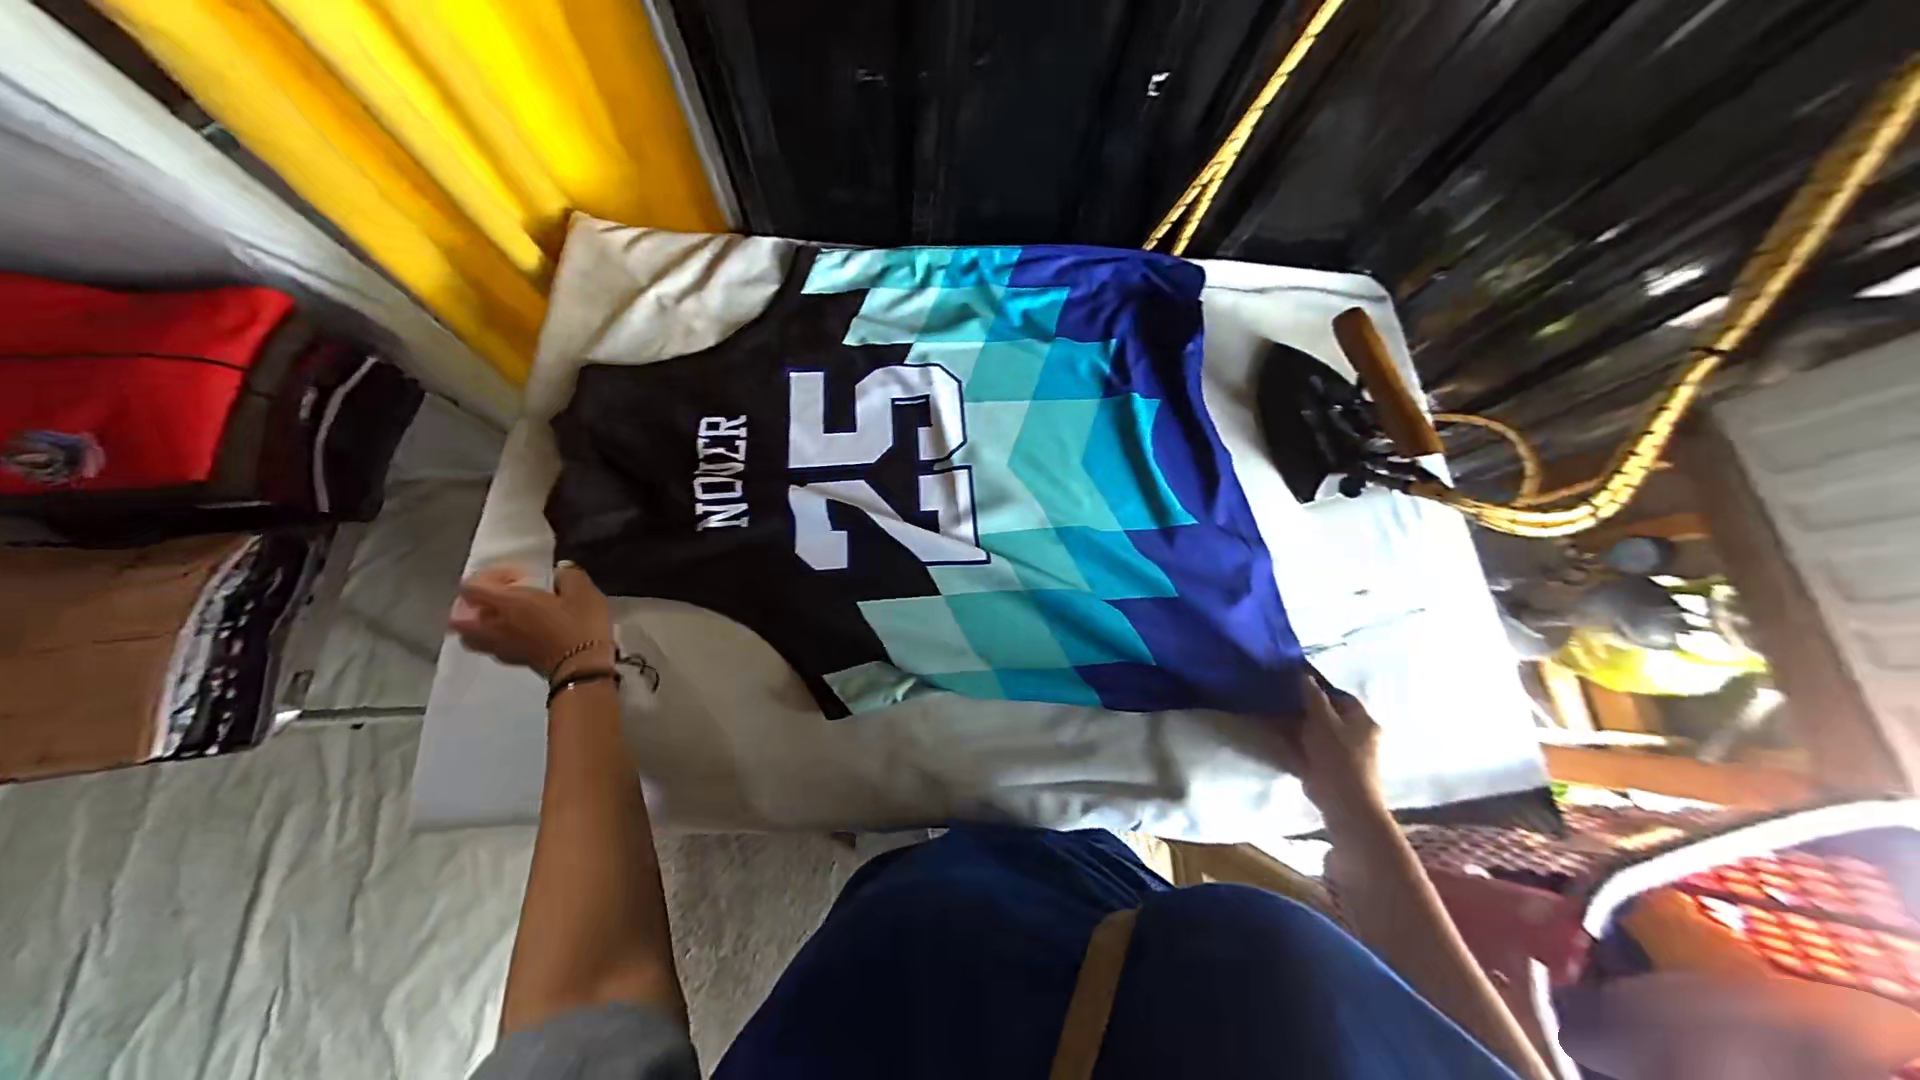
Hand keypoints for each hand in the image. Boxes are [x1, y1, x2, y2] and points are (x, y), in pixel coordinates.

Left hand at [450, 560, 614, 677]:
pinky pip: (490, 647)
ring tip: (502, 618)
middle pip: (459, 617)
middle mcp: (494, 625)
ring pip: (470, 637)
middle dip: (472, 605)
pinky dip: (495, 639)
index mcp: (507, 603)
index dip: (488, 576)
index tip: (517, 575)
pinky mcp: (512, 661)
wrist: (585, 667)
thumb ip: (568, 575)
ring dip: (478, 625)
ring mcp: (500, 647)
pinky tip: (518, 634)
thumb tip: (560, 570)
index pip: (471, 587)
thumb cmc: (580, 624)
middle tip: (498, 598)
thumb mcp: (582, 591)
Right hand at [1287, 674, 1388, 832]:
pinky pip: (1312, 749)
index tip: (1292, 685)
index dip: (1317, 688)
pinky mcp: (1332, 770)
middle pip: (1328, 714)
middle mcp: (1358, 735)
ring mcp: (1346, 754)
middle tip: (1279, 701)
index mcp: (1363, 720)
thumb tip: (1303, 675)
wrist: (1345, 804)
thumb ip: (1313, 696)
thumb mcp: (1322, 720)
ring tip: (1274, 718)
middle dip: (1305, 708)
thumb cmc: (1337, 757)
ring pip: (1318, 732)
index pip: (1339, 696)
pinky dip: (1298, 744)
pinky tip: (1280, 740)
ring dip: (1300, 726)